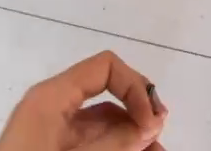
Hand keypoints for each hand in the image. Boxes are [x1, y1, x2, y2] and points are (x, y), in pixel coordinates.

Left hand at [0, 51, 168, 150]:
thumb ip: (116, 141)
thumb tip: (153, 122)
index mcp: (52, 97)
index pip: (106, 67)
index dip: (135, 87)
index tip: (152, 121)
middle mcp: (52, 108)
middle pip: (106, 97)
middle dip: (137, 114)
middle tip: (161, 136)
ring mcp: (50, 135)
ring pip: (102, 125)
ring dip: (131, 137)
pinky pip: (90, 144)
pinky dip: (114, 149)